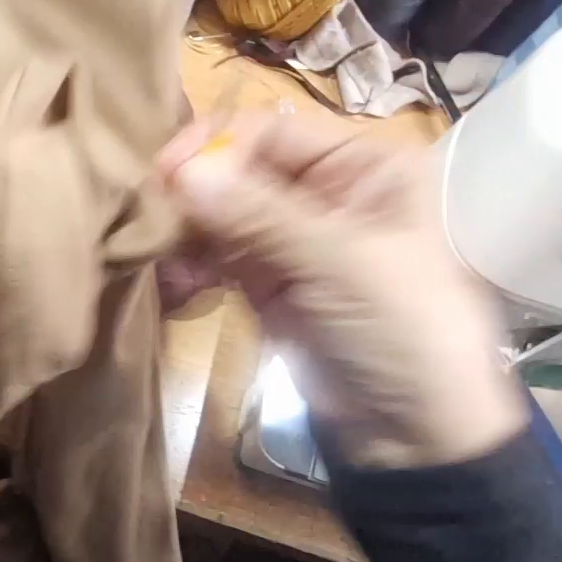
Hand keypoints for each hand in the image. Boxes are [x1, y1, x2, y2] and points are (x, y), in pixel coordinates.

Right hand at [158, 112, 525, 468]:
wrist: (410, 428)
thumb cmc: (398, 328)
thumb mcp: (338, 261)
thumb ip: (257, 214)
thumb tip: (181, 172)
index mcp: (360, 166)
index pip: (270, 133)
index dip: (215, 148)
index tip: (165, 176)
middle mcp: (322, 192)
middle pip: (238, 171)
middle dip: (194, 194)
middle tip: (151, 220)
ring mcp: (289, 241)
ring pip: (219, 215)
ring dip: (186, 233)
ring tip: (164, 261)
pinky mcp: (264, 283)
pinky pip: (215, 258)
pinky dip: (191, 267)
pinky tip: (177, 287)